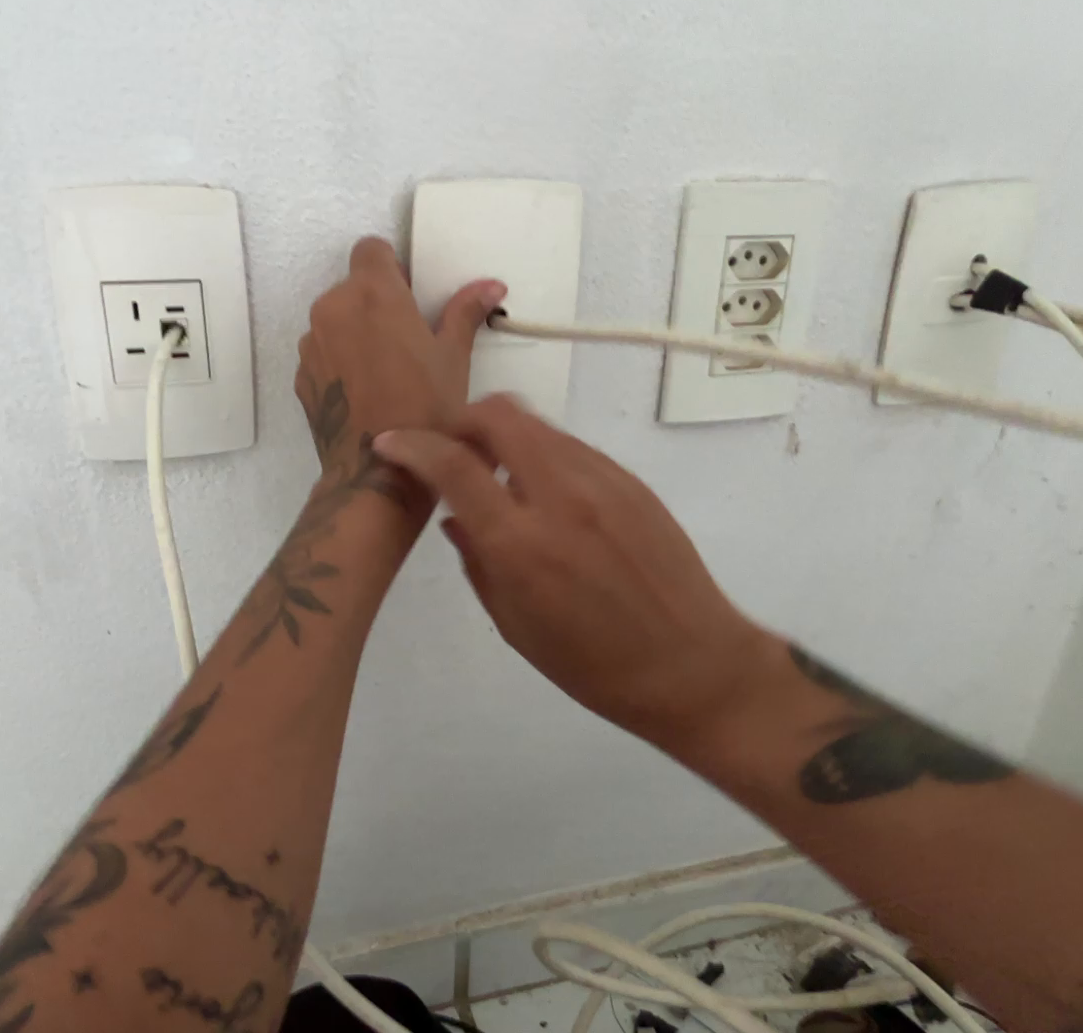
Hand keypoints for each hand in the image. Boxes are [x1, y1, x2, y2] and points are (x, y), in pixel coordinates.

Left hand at [296, 237, 505, 474]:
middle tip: (405, 341)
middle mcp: (332, 309)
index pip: (371, 249)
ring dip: (355, 332)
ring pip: (334, 320)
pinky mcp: (301, 376)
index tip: (409, 297)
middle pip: (352, 286)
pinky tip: (364, 393)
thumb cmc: (425, 411)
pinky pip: (322, 353)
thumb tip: (491, 285)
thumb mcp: (454, 360)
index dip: (391, 268)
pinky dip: (339, 362)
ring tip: (384, 372)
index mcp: (373, 294)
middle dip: (375, 303)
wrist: (377, 472)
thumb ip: (465, 313)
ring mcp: (311, 344)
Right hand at [372, 396, 771, 747]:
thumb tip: (454, 516)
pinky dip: (541, 454)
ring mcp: (601, 481)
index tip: (390, 443)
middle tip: (449, 449)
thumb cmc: (591, 666)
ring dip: (502, 436)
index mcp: (520, 543)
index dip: (412, 445)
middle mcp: (560, 496)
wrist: (691, 666)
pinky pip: (570, 446)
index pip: (452, 465)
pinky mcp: (630, 480)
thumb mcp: (514, 625)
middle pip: (498, 415)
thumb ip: (476, 561)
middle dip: (460, 421)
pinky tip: (543, 492)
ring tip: (497, 474)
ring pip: (536, 424)